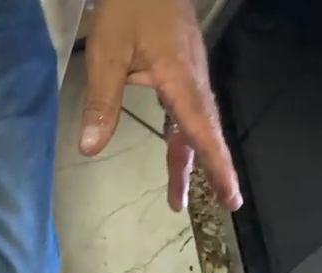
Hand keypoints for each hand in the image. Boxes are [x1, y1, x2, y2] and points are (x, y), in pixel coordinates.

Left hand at [80, 0, 242, 211]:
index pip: (202, 131)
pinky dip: (185, 138)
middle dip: (214, 169)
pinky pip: (186, 111)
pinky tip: (179, 155)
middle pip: (205, 132)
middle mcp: (192, 80)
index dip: (217, 165)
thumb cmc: (128, 6)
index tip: (231, 195)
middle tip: (225, 204)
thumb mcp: (107, 54)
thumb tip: (91, 148)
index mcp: (180, 79)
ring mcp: (188, 74)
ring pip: (194, 125)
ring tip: (181, 197)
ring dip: (192, 160)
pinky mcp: (180, 69)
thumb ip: (101, 102)